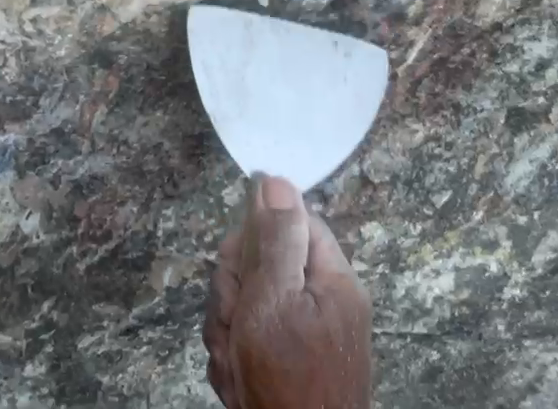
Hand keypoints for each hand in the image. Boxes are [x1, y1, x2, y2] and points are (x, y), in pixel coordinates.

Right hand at [204, 177, 372, 408]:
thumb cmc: (286, 378)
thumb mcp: (274, 299)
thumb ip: (275, 239)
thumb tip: (276, 180)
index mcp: (331, 281)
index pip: (293, 221)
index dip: (256, 230)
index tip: (238, 258)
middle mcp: (320, 302)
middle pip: (260, 260)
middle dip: (234, 288)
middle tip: (236, 318)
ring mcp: (299, 333)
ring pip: (242, 298)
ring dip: (226, 325)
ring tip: (235, 356)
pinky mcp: (280, 359)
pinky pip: (241, 334)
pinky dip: (231, 353)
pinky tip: (237, 375)